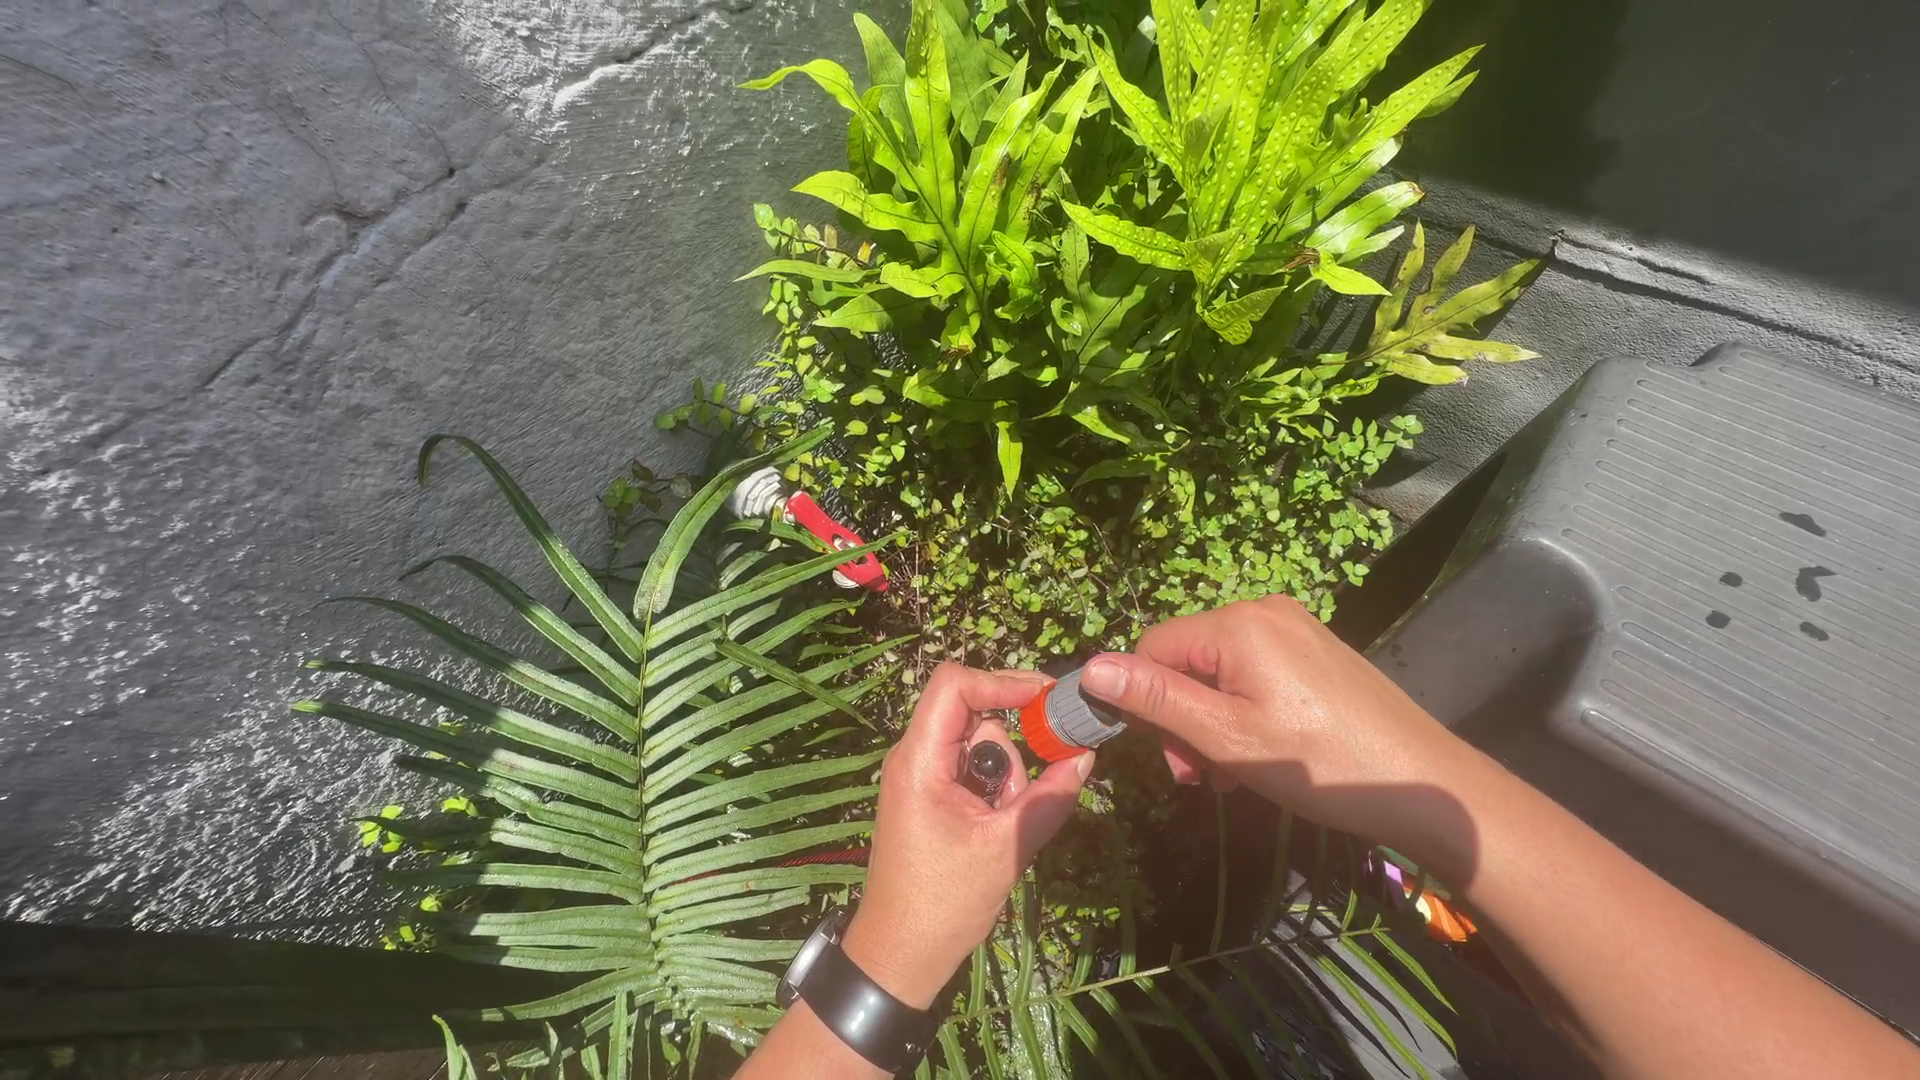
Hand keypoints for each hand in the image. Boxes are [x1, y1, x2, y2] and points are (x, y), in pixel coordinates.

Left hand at [841, 664, 1093, 1007]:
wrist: (900, 954)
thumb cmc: (945, 902)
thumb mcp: (1007, 848)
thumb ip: (1049, 797)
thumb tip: (1086, 755)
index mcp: (919, 759)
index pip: (954, 684)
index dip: (1001, 681)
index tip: (1045, 697)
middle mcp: (914, 755)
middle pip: (971, 710)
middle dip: (1012, 739)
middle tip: (1044, 765)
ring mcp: (920, 773)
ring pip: (977, 740)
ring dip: (1004, 771)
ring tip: (1004, 822)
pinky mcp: (929, 791)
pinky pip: (970, 765)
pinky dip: (994, 785)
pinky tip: (997, 825)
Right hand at [1076, 595, 1487, 864]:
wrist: (1429, 788)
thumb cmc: (1318, 764)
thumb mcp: (1225, 736)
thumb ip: (1156, 699)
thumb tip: (1090, 668)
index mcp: (1236, 623)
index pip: (1152, 648)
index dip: (1145, 701)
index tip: (1170, 757)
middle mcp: (1262, 610)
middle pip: (1187, 659)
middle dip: (1181, 717)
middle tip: (1199, 776)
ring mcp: (1293, 627)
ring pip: (1218, 670)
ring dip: (1210, 721)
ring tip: (1230, 775)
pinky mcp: (1313, 649)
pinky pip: (1253, 672)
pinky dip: (1242, 711)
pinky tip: (1258, 755)